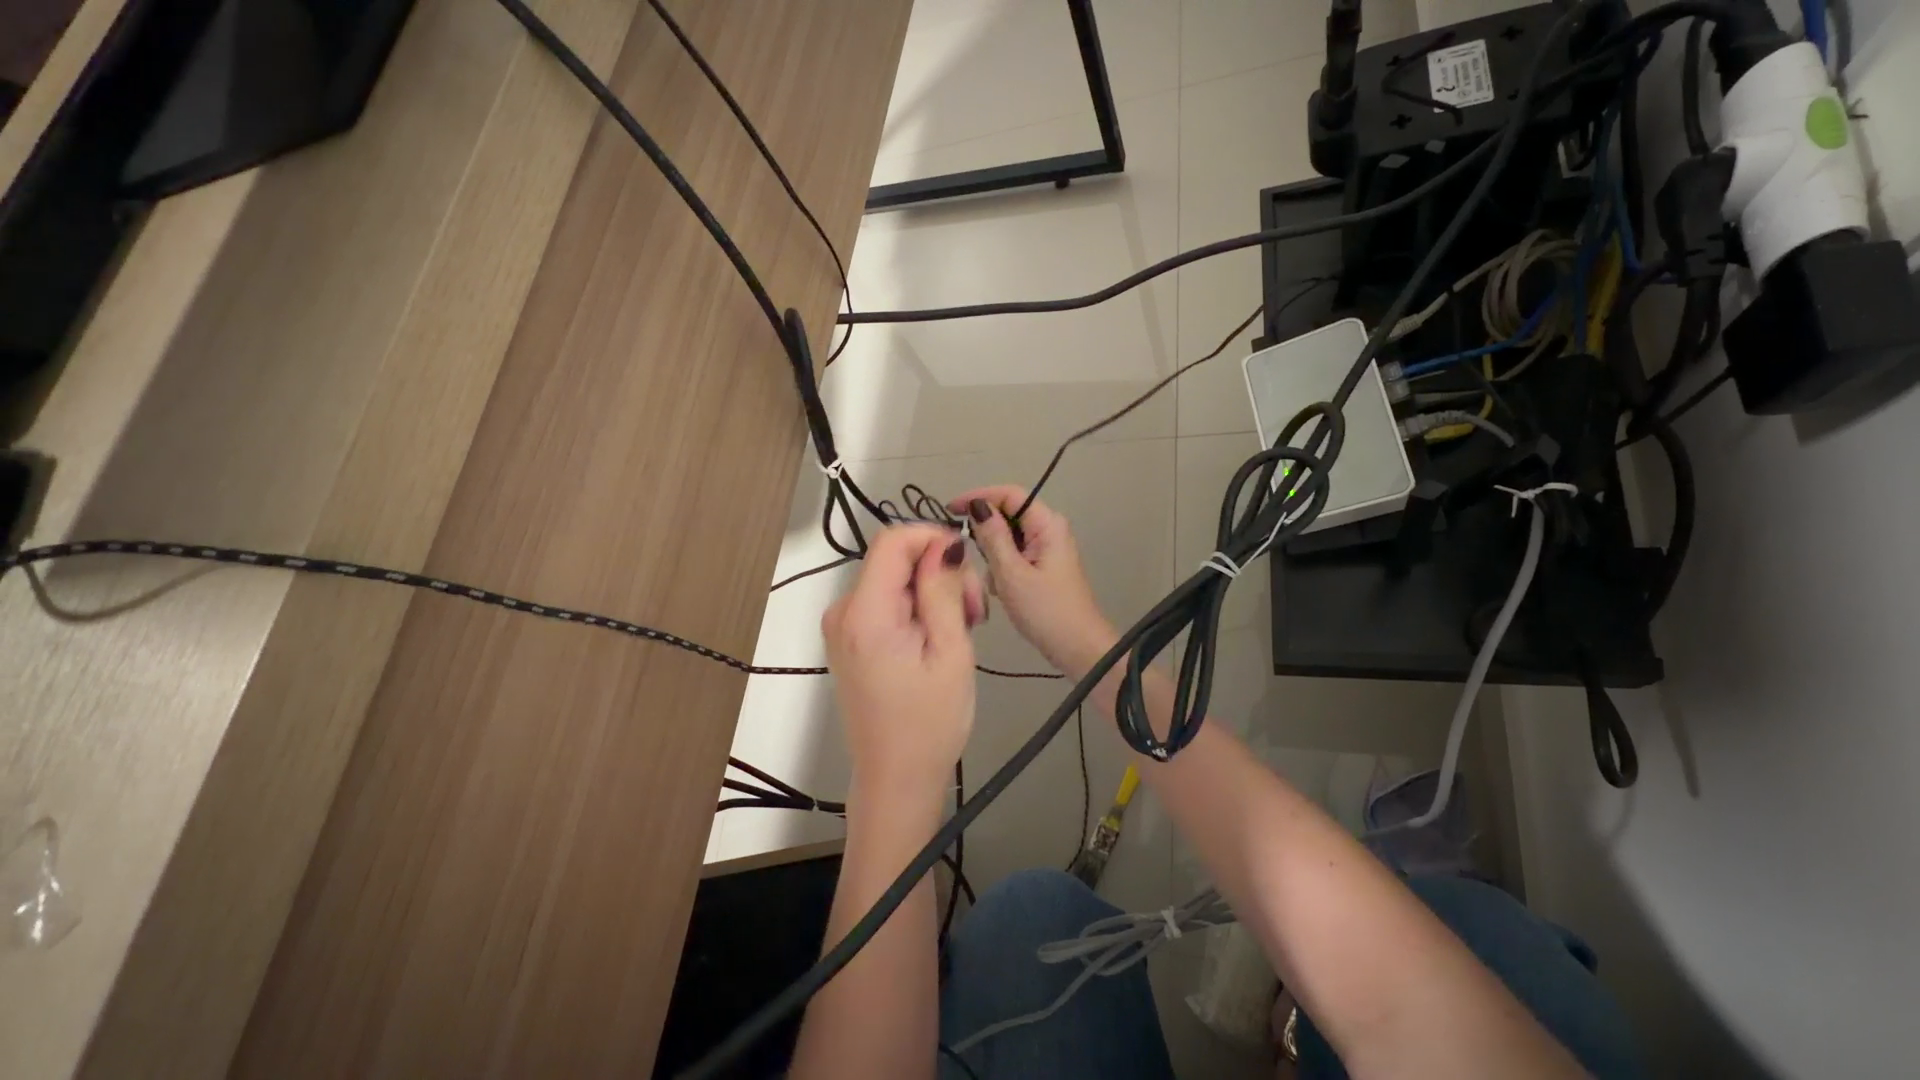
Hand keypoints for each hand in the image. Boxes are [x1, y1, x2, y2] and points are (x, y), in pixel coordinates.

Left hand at [822, 525, 983, 796]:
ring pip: (894, 580)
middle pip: (894, 560)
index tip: (967, 567)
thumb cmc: (930, 723)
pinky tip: (940, 638)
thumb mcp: (949, 651)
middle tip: (974, 614)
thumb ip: (942, 590)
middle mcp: (843, 612)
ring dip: (932, 593)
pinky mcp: (850, 640)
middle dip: (940, 572)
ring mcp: (843, 627)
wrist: (897, 778)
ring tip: (963, 630)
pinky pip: (886, 603)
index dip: (932, 539)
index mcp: (865, 613)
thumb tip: (945, 544)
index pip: (892, 540)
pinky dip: (917, 609)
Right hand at [948, 486, 1116, 677]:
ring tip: (994, 582)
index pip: (1009, 494)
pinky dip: (1002, 569)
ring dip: (993, 556)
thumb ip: (992, 537)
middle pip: (1007, 514)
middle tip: (970, 556)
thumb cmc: (1045, 610)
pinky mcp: (1042, 567)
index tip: (949, 510)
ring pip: (1007, 538)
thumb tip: (977, 506)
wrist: (1077, 648)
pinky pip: (1014, 556)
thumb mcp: (1011, 573)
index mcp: (1047, 524)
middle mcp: (1049, 530)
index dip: (978, 496)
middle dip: (986, 533)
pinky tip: (1003, 591)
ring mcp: (1047, 549)